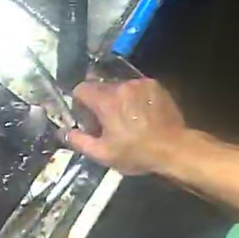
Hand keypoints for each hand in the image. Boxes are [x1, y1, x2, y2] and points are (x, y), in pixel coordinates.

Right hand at [63, 78, 190, 174]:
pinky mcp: (154, 85)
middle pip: (101, 87)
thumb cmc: (136, 153)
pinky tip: (142, 112)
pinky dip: (135, 96)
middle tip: (108, 121)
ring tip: (128, 118)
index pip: (81, 88)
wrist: (174, 149)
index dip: (80, 103)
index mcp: (105, 100)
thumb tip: (64, 132)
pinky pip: (136, 86)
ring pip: (120, 86)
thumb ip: (79, 141)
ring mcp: (139, 83)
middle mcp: (121, 86)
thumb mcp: (104, 154)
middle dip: (100, 102)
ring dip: (118, 98)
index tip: (87, 117)